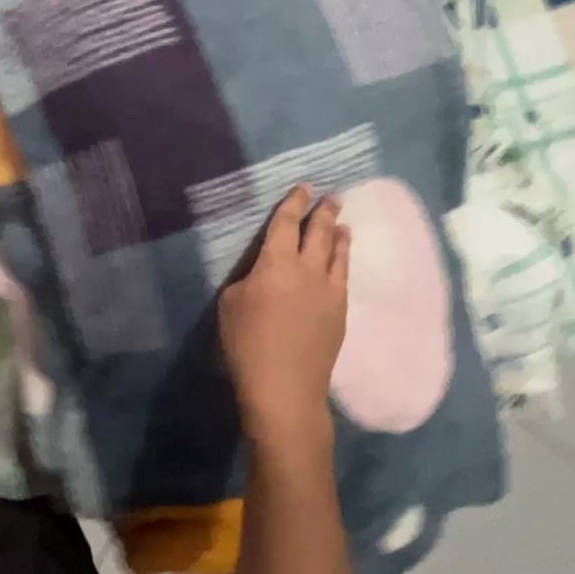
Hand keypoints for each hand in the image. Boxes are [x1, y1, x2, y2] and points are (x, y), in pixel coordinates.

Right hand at [217, 184, 350, 448]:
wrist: (284, 385)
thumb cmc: (246, 342)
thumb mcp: (231, 302)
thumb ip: (248, 277)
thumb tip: (263, 270)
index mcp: (276, 264)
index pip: (286, 224)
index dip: (293, 204)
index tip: (303, 188)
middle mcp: (308, 270)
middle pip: (319, 233)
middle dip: (323, 212)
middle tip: (330, 196)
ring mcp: (329, 291)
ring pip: (337, 253)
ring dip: (338, 234)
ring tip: (341, 222)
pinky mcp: (340, 312)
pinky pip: (343, 276)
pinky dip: (343, 259)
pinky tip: (341, 258)